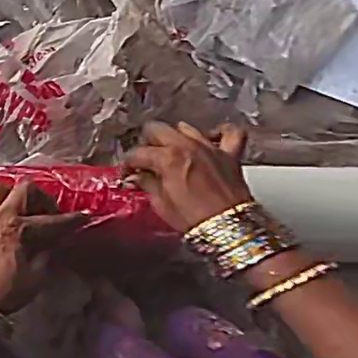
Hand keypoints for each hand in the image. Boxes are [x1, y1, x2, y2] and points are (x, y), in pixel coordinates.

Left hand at [0, 180, 83, 312]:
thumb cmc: (10, 290)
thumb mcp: (38, 273)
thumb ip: (50, 250)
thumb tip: (62, 238)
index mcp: (20, 228)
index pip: (51, 220)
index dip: (71, 220)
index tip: (84, 217)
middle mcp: (1, 216)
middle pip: (24, 189)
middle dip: (41, 198)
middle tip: (48, 213)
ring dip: (11, 196)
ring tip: (20, 210)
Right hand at [123, 121, 252, 230]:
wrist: (229, 229)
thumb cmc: (194, 220)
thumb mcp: (161, 205)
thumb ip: (148, 184)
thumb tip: (138, 178)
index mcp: (167, 158)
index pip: (138, 153)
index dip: (128, 163)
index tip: (128, 172)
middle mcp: (187, 146)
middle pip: (157, 129)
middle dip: (147, 143)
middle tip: (146, 159)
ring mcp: (209, 147)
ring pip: (185, 128)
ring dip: (175, 138)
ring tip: (172, 152)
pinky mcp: (229, 154)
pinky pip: (228, 132)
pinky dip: (219, 133)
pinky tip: (211, 138)